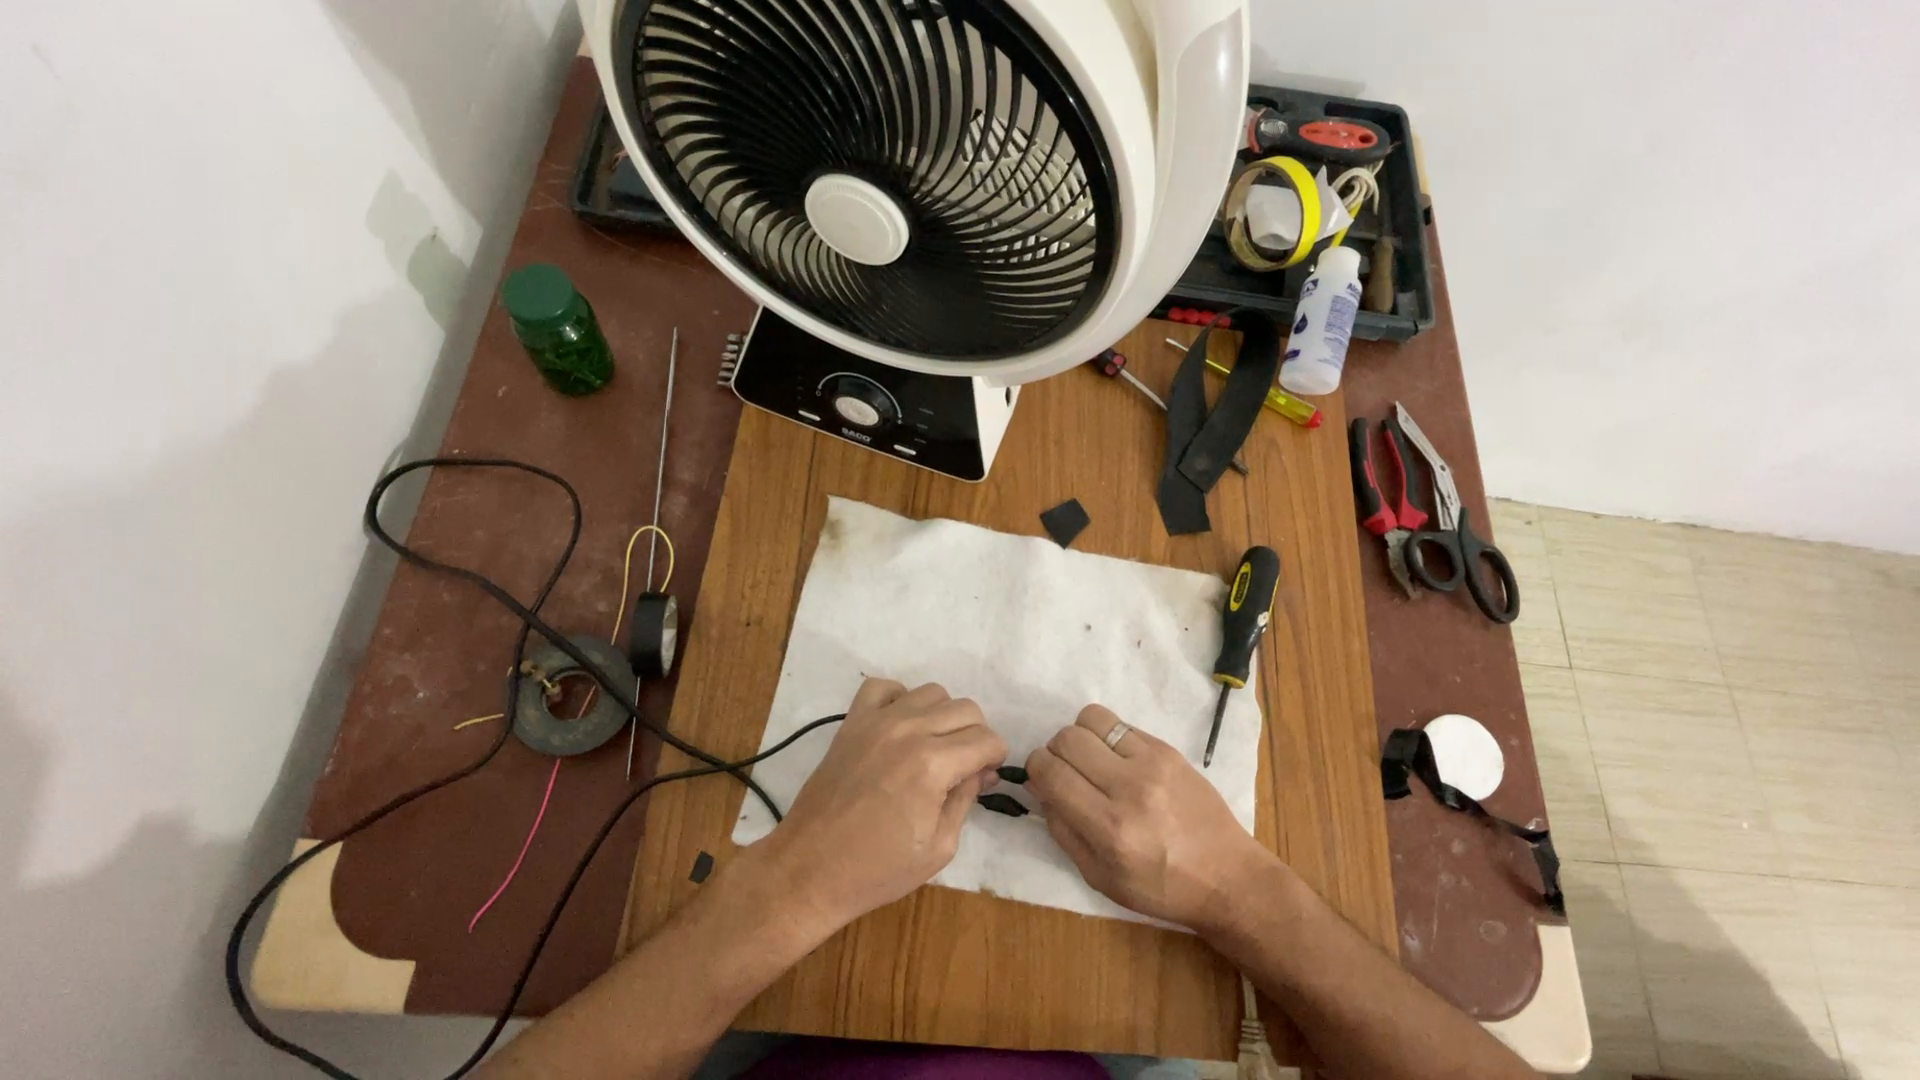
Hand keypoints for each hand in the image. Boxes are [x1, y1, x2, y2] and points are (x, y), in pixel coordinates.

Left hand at [749, 678, 1007, 932]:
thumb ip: (965, 799)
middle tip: (963, 767)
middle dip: (975, 736)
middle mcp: (908, 731)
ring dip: (942, 716)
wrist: (810, 868)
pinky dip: (899, 699)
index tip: (985, 777)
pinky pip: (883, 686)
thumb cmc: (877, 869)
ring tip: (933, 748)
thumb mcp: (939, 847)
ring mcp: (876, 721)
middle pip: (965, 709)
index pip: (986, 739)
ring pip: (931, 692)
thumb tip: (981, 771)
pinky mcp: (851, 722)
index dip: (994, 758)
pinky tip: (900, 727)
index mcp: (933, 764)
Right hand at [1024, 704, 1272, 929]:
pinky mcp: (1169, 750)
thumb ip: (1063, 830)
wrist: (1227, 876)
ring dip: (1081, 737)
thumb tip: (1039, 787)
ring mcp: (1152, 763)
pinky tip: (1119, 761)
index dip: (1036, 770)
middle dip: (1055, 752)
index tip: (1042, 780)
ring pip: (1091, 719)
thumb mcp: (1100, 877)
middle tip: (1067, 772)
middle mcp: (1129, 789)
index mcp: (1109, 828)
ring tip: (1092, 761)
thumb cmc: (1161, 888)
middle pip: (1066, 739)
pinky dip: (1109, 737)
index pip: (1051, 773)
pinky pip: (1121, 724)